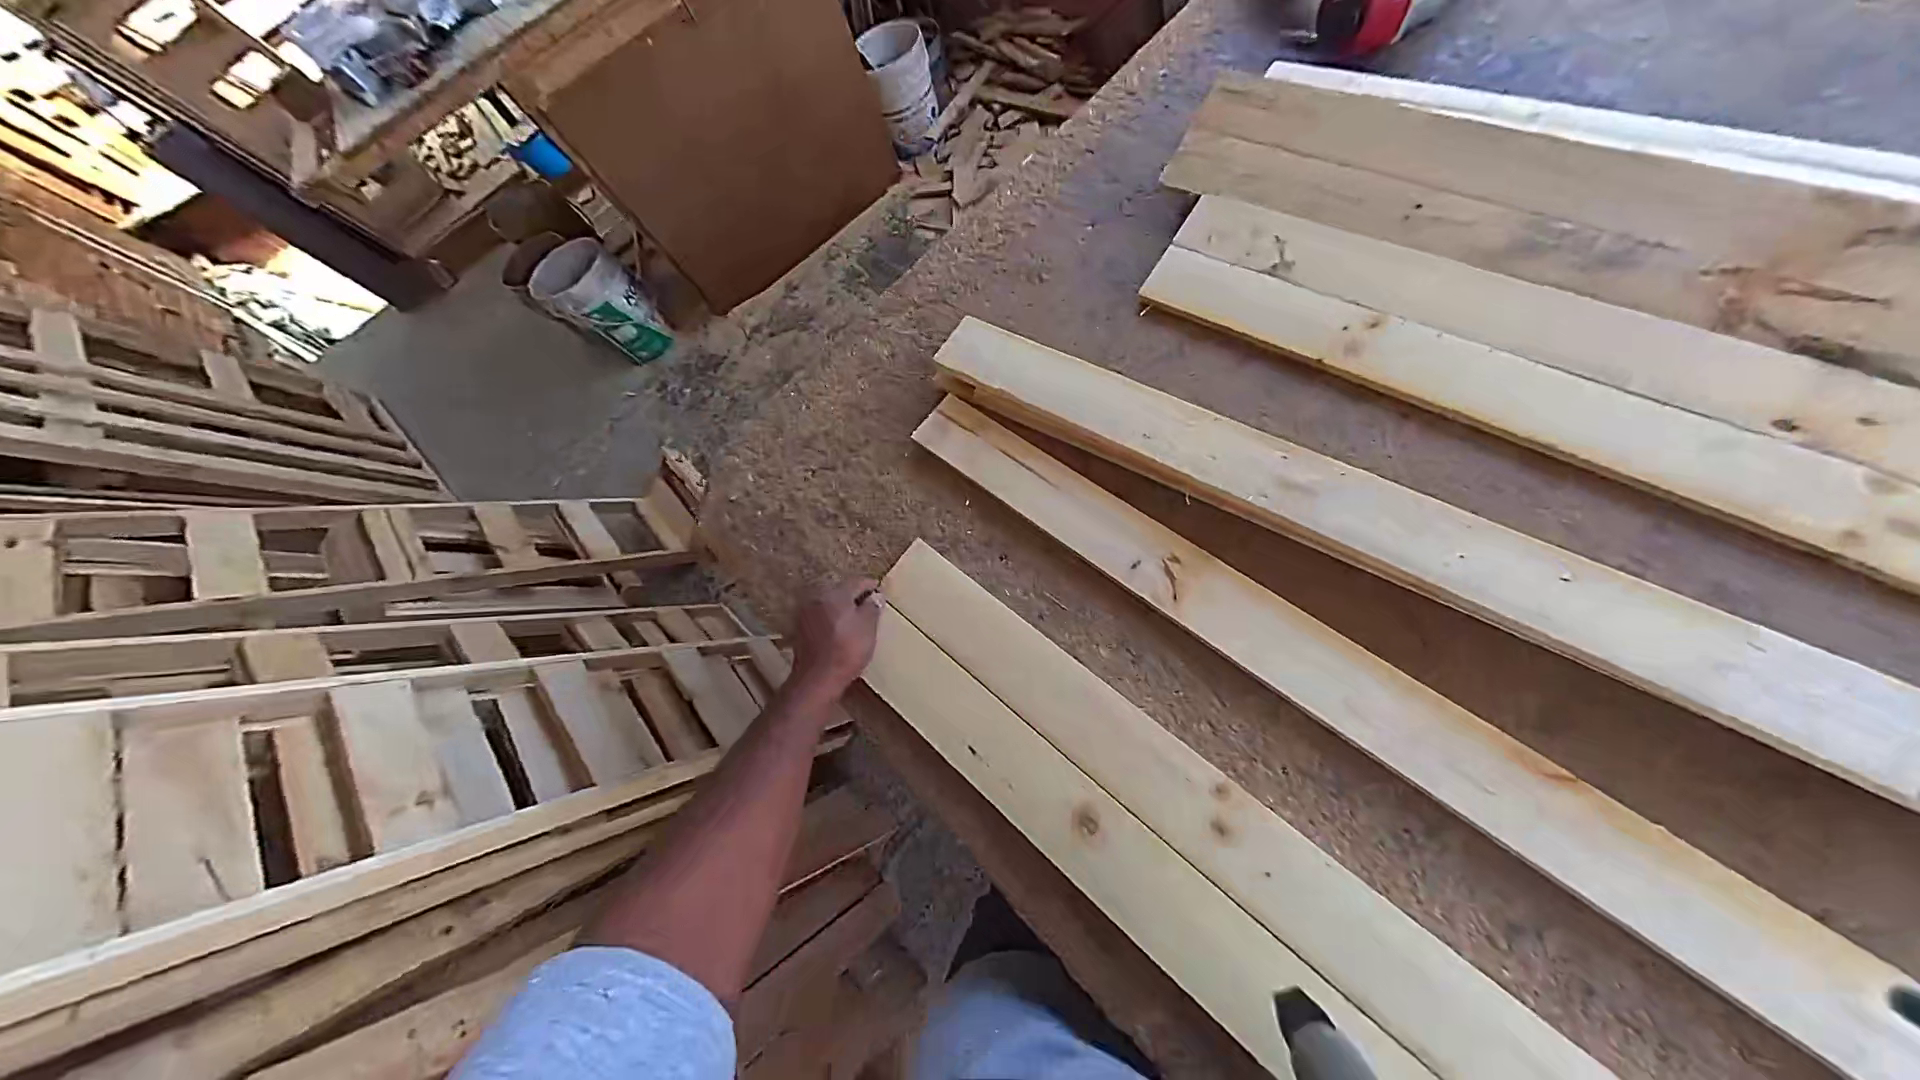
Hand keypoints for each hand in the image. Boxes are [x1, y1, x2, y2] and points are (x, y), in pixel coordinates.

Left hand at [790, 578, 882, 692]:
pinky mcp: (801, 629)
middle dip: (856, 596)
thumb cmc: (847, 651)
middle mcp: (818, 598)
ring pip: (830, 604)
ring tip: (857, 620)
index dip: (871, 585)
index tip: (880, 590)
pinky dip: (833, 620)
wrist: (817, 679)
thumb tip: (876, 596)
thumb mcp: (868, 628)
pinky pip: (822, 617)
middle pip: (841, 591)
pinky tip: (841, 631)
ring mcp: (807, 613)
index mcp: (835, 594)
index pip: (857, 581)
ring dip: (843, 608)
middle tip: (871, 605)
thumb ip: (873, 607)